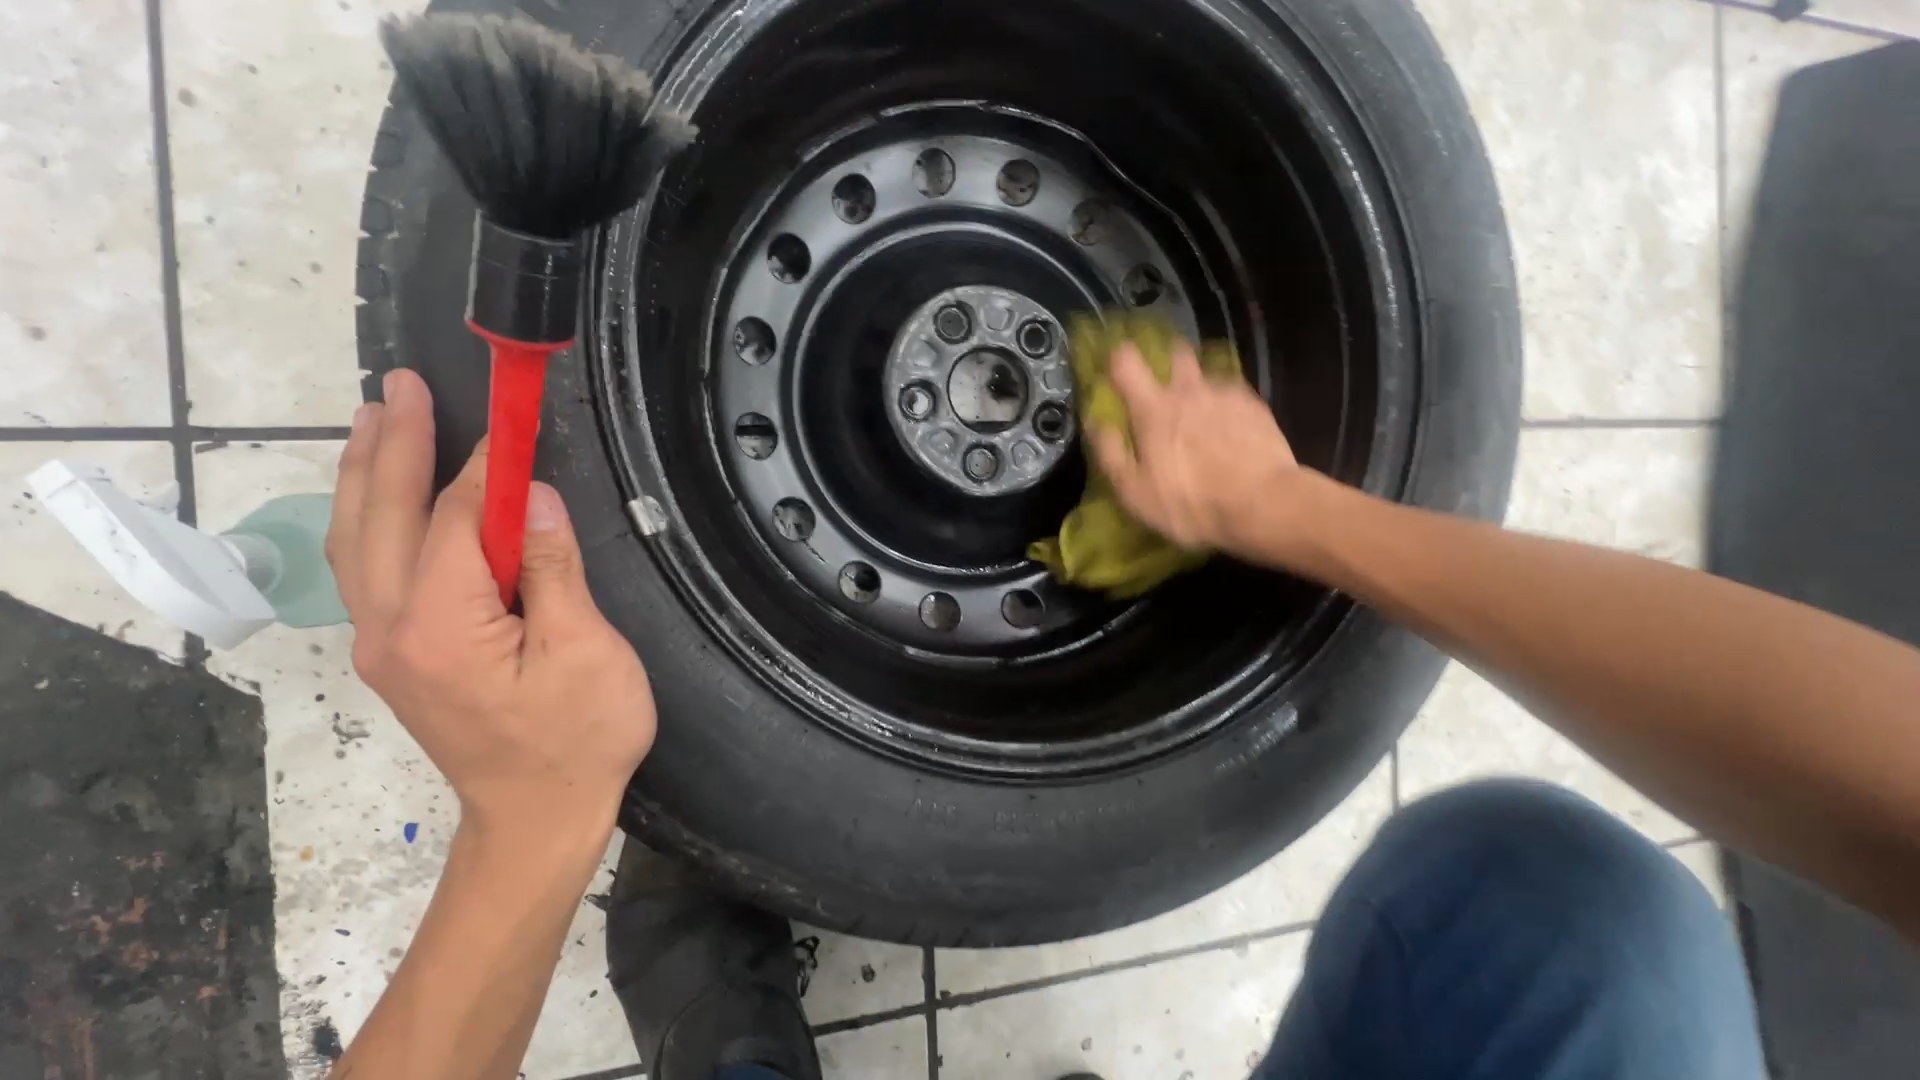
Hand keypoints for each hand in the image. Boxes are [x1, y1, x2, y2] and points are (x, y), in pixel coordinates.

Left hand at [327, 369, 655, 845]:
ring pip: (357, 542)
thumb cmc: (578, 740)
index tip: (506, 420)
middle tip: (400, 387)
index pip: (456, 518)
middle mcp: (391, 628)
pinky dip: (367, 519)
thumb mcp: (588, 653)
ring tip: (371, 422)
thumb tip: (531, 496)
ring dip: (365, 476)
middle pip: (382, 518)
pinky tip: (378, 500)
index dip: (483, 465)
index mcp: (442, 624)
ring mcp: (383, 645)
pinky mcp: (395, 657)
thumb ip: (553, 570)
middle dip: (391, 446)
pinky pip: (366, 570)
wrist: (537, 820)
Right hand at [1090, 341, 1303, 555]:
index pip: (1126, 363)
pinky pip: (1235, 395)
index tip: (1116, 363)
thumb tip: (1098, 424)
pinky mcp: (1257, 407)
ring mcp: (1227, 396)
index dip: (1117, 356)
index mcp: (1153, 409)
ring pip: (1209, 376)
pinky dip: (1228, 405)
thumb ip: (1111, 454)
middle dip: (1168, 359)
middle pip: (1176, 355)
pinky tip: (1232, 429)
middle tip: (1166, 380)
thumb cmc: (1190, 502)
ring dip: (1201, 386)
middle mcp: (1189, 391)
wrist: (1263, 505)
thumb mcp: (1135, 492)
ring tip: (1204, 412)